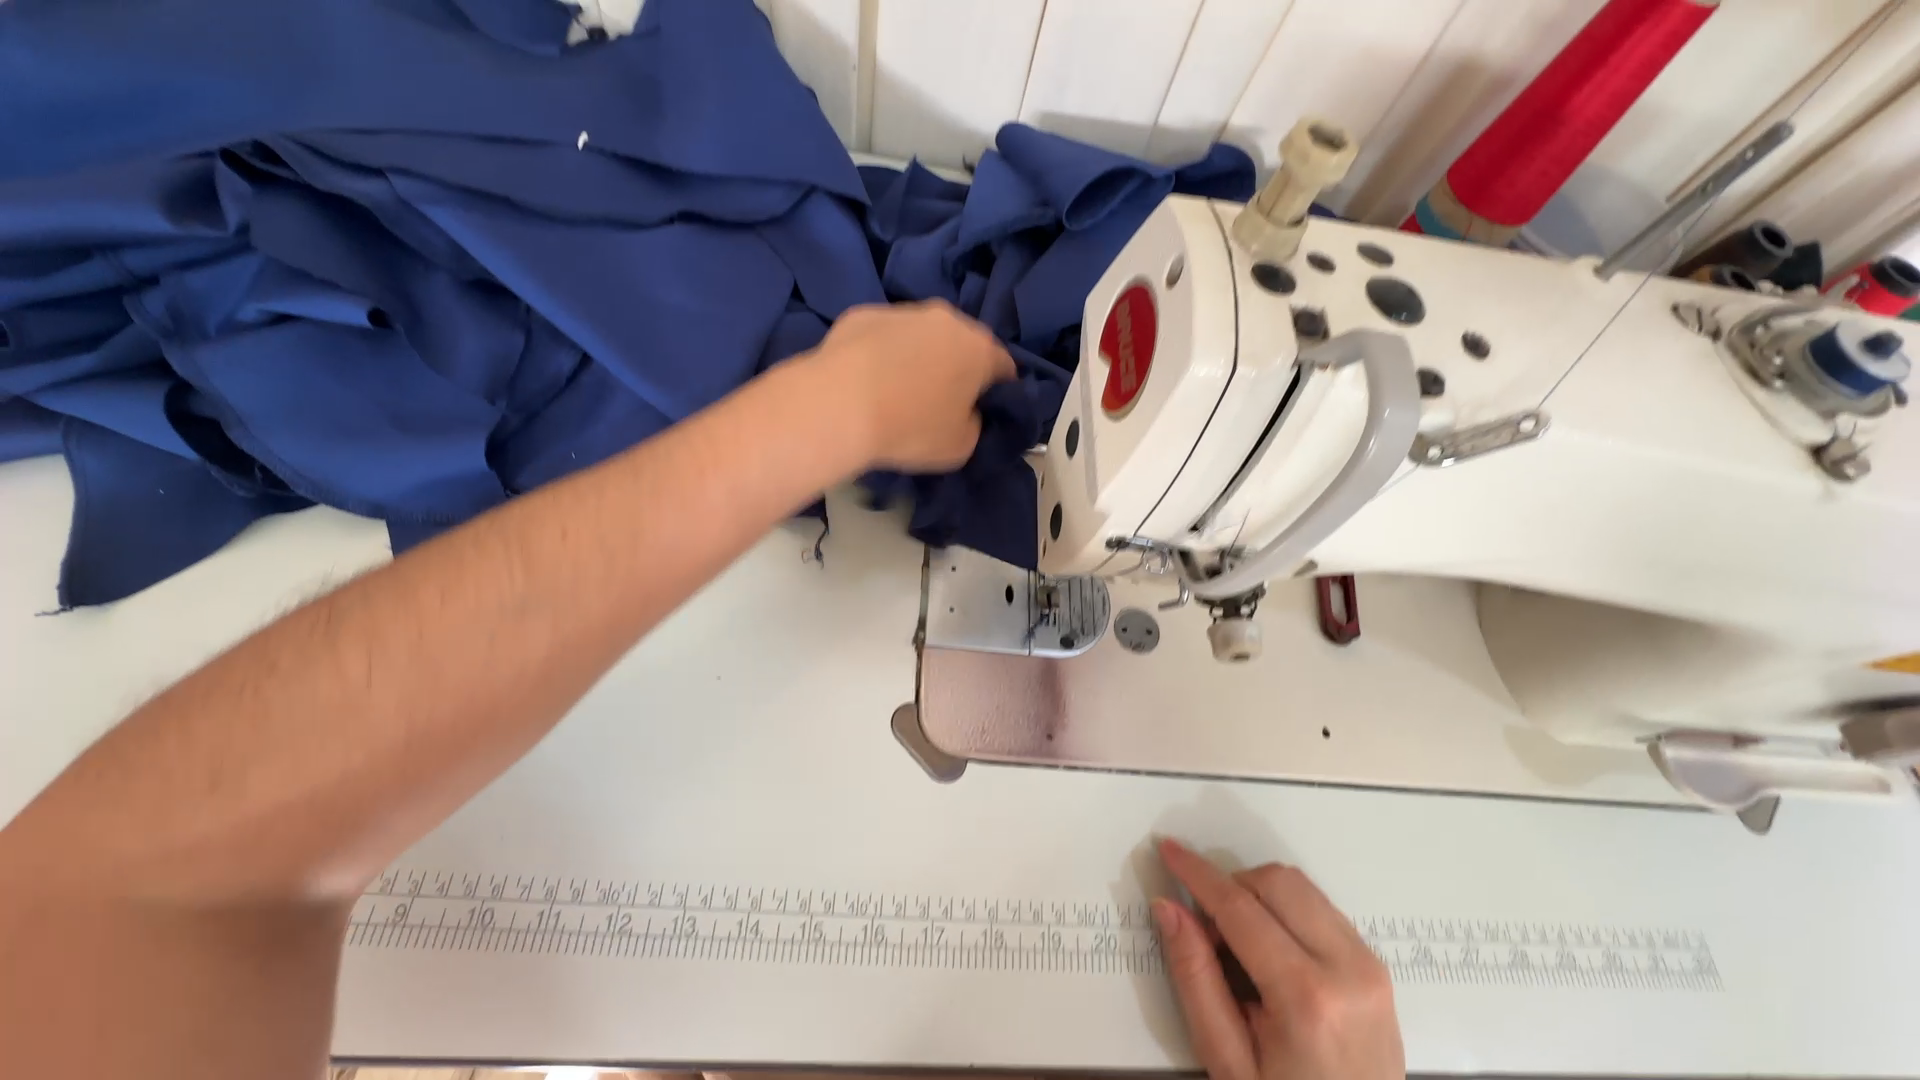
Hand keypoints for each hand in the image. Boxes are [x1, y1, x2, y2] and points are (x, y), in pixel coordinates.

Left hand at [805, 300, 1016, 471]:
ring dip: (917, 356)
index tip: (982, 411)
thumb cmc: (910, 428)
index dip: (997, 391)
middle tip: (939, 401)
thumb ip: (974, 425)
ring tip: (896, 390)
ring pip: (921, 335)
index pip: (1004, 368)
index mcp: (979, 348)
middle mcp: (946, 319)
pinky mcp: (862, 314)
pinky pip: (882, 336)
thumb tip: (966, 413)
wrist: (838, 405)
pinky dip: (880, 353)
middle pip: (962, 344)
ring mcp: (902, 312)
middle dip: (957, 367)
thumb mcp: (961, 447)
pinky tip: (865, 381)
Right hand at [1154, 838, 1404, 1079]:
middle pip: (1277, 882)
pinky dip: (1286, 913)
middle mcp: (1348, 968)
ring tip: (1240, 949)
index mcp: (1307, 997)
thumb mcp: (1227, 1060)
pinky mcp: (1378, 969)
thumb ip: (1195, 978)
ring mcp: (1370, 967)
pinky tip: (1271, 956)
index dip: (1198, 874)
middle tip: (1207, 932)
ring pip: (1302, 888)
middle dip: (1231, 886)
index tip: (1168, 848)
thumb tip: (1169, 907)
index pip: (1240, 908)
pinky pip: (1322, 910)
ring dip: (1259, 897)